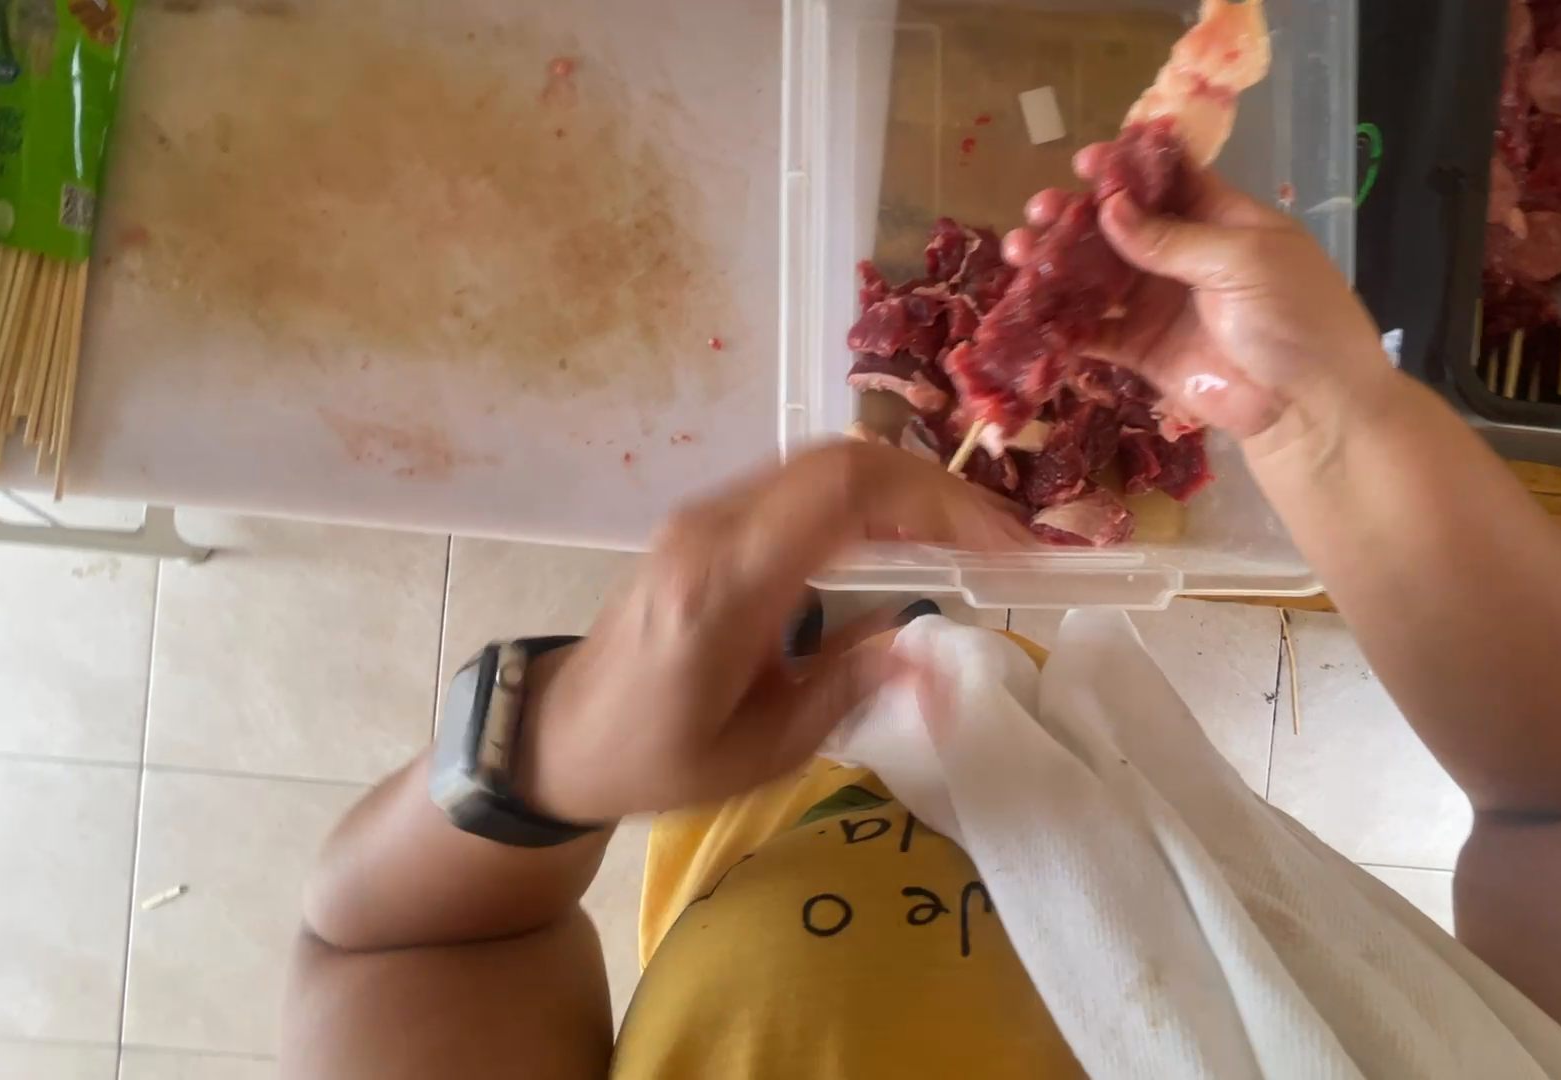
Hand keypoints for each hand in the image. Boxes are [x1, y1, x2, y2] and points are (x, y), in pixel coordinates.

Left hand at [521, 441, 1030, 822]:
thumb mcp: (762, 751)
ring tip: (966, 537)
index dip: (937, 505)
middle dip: (936, 491)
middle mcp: (713, 526)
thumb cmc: (655, 759)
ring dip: (905, 489)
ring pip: (825, 460)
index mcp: (724, 585)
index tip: (1000, 548)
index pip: (844, 495)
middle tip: (1000, 541)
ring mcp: (706, 512)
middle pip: (842, 460)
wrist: (560, 734)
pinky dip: (867, 497)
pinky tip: (901, 535)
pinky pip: (802, 482)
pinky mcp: (710, 517)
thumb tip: (930, 646)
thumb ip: (849, 686)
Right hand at [1003, 146, 1395, 449]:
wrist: (1301, 403)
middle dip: (1076, 217)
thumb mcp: (1241, 261)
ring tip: (1020, 253)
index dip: (1124, 168)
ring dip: (1057, 266)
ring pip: (1096, 277)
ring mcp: (1155, 304)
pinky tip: (1032, 312)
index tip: (1084, 162)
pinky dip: (1063, 324)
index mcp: (1217, 220)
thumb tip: (1109, 209)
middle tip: (1039, 210)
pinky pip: (1093, 331)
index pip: (1164, 181)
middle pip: (1118, 228)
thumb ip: (1171, 238)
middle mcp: (1180, 258)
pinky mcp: (1138, 349)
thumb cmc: (1292, 315)